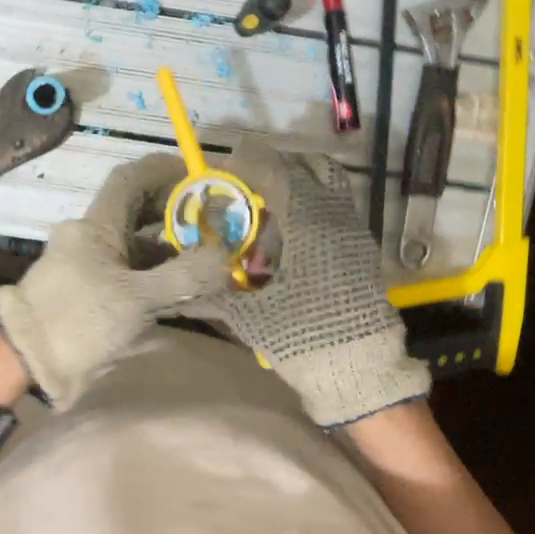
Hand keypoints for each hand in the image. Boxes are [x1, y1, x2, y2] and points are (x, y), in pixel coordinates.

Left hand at [0, 155, 232, 407]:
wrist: (25, 364)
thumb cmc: (77, 323)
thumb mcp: (137, 301)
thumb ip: (184, 277)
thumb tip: (226, 257)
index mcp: (93, 227)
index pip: (130, 180)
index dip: (166, 171)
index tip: (201, 177)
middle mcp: (86, 239)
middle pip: (136, 213)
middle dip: (175, 215)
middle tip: (215, 226)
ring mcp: (83, 267)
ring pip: (132, 246)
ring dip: (168, 250)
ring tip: (206, 261)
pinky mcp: (84, 294)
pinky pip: (126, 273)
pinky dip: (153, 276)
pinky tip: (178, 290)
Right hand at [182, 144, 428, 425]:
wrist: (360, 370)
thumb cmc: (304, 338)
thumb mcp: (250, 317)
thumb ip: (211, 294)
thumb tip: (174, 289)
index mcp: (308, 224)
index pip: (276, 172)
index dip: (246, 163)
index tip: (221, 166)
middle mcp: (335, 217)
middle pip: (308, 168)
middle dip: (273, 170)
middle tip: (243, 188)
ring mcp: (353, 232)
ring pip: (326, 188)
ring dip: (294, 191)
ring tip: (263, 219)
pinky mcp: (359, 251)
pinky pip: (333, 212)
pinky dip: (307, 213)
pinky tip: (284, 245)